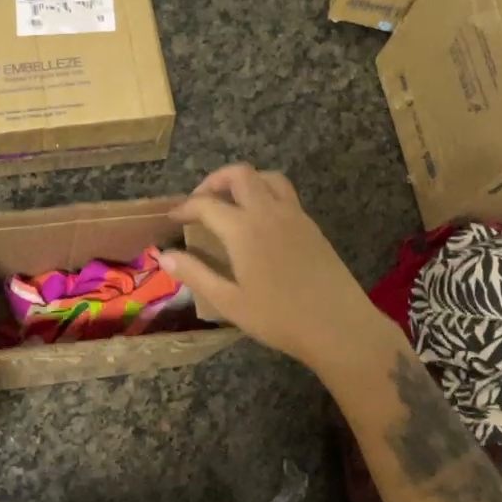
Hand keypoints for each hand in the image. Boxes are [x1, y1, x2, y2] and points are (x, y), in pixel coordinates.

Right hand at [162, 163, 394, 374]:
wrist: (338, 326)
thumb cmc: (279, 318)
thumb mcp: (229, 302)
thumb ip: (196, 274)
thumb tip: (164, 255)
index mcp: (243, 230)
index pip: (206, 204)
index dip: (185, 207)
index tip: (172, 218)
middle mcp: (268, 212)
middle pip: (240, 175)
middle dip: (214, 181)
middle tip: (200, 203)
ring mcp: (294, 216)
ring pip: (267, 177)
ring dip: (244, 182)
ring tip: (230, 204)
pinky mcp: (311, 226)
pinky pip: (285, 194)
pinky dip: (265, 194)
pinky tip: (259, 223)